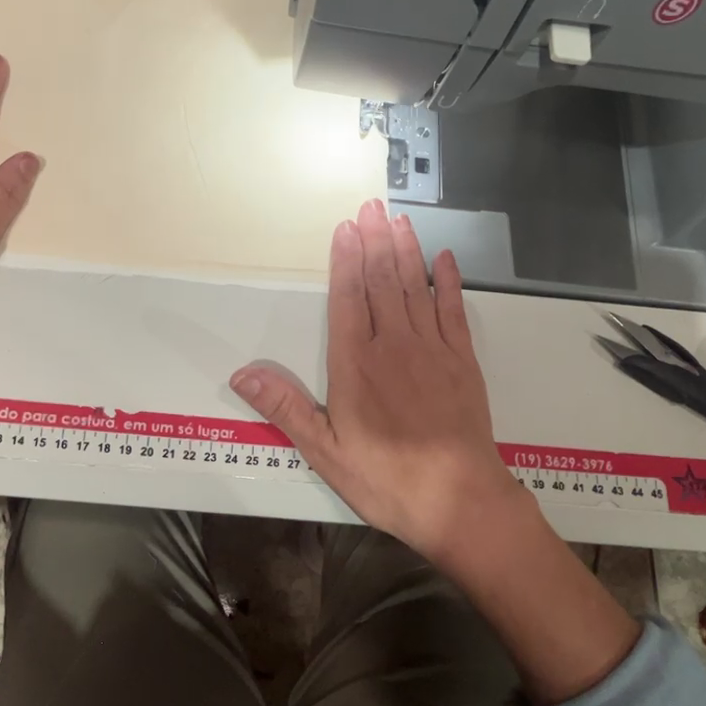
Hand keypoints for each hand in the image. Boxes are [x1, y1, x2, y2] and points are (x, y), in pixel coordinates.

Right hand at [230, 200, 531, 560]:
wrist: (459, 500)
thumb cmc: (386, 479)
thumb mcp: (325, 452)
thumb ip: (286, 408)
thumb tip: (241, 374)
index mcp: (356, 365)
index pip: (347, 299)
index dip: (345, 261)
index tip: (346, 227)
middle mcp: (394, 346)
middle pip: (382, 282)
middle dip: (375, 242)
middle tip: (372, 205)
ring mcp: (433, 350)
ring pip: (415, 288)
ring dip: (406, 251)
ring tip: (399, 219)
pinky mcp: (463, 362)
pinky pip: (454, 311)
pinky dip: (448, 282)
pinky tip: (444, 259)